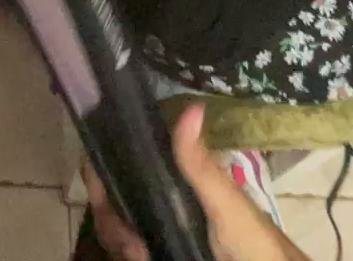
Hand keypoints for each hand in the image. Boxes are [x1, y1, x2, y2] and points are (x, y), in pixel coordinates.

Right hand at [84, 104, 313, 260]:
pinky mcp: (157, 250)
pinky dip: (126, 253)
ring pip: (114, 228)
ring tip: (140, 253)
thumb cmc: (251, 238)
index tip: (101, 189)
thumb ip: (198, 162)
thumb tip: (193, 106)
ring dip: (118, 239)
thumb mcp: (225, 201)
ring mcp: (155, 230)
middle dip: (109, 218)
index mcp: (168, 176)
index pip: (119, 163)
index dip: (101, 173)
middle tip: (132, 243)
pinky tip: (141, 256)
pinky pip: (125, 250)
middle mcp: (156, 199)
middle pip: (110, 199)